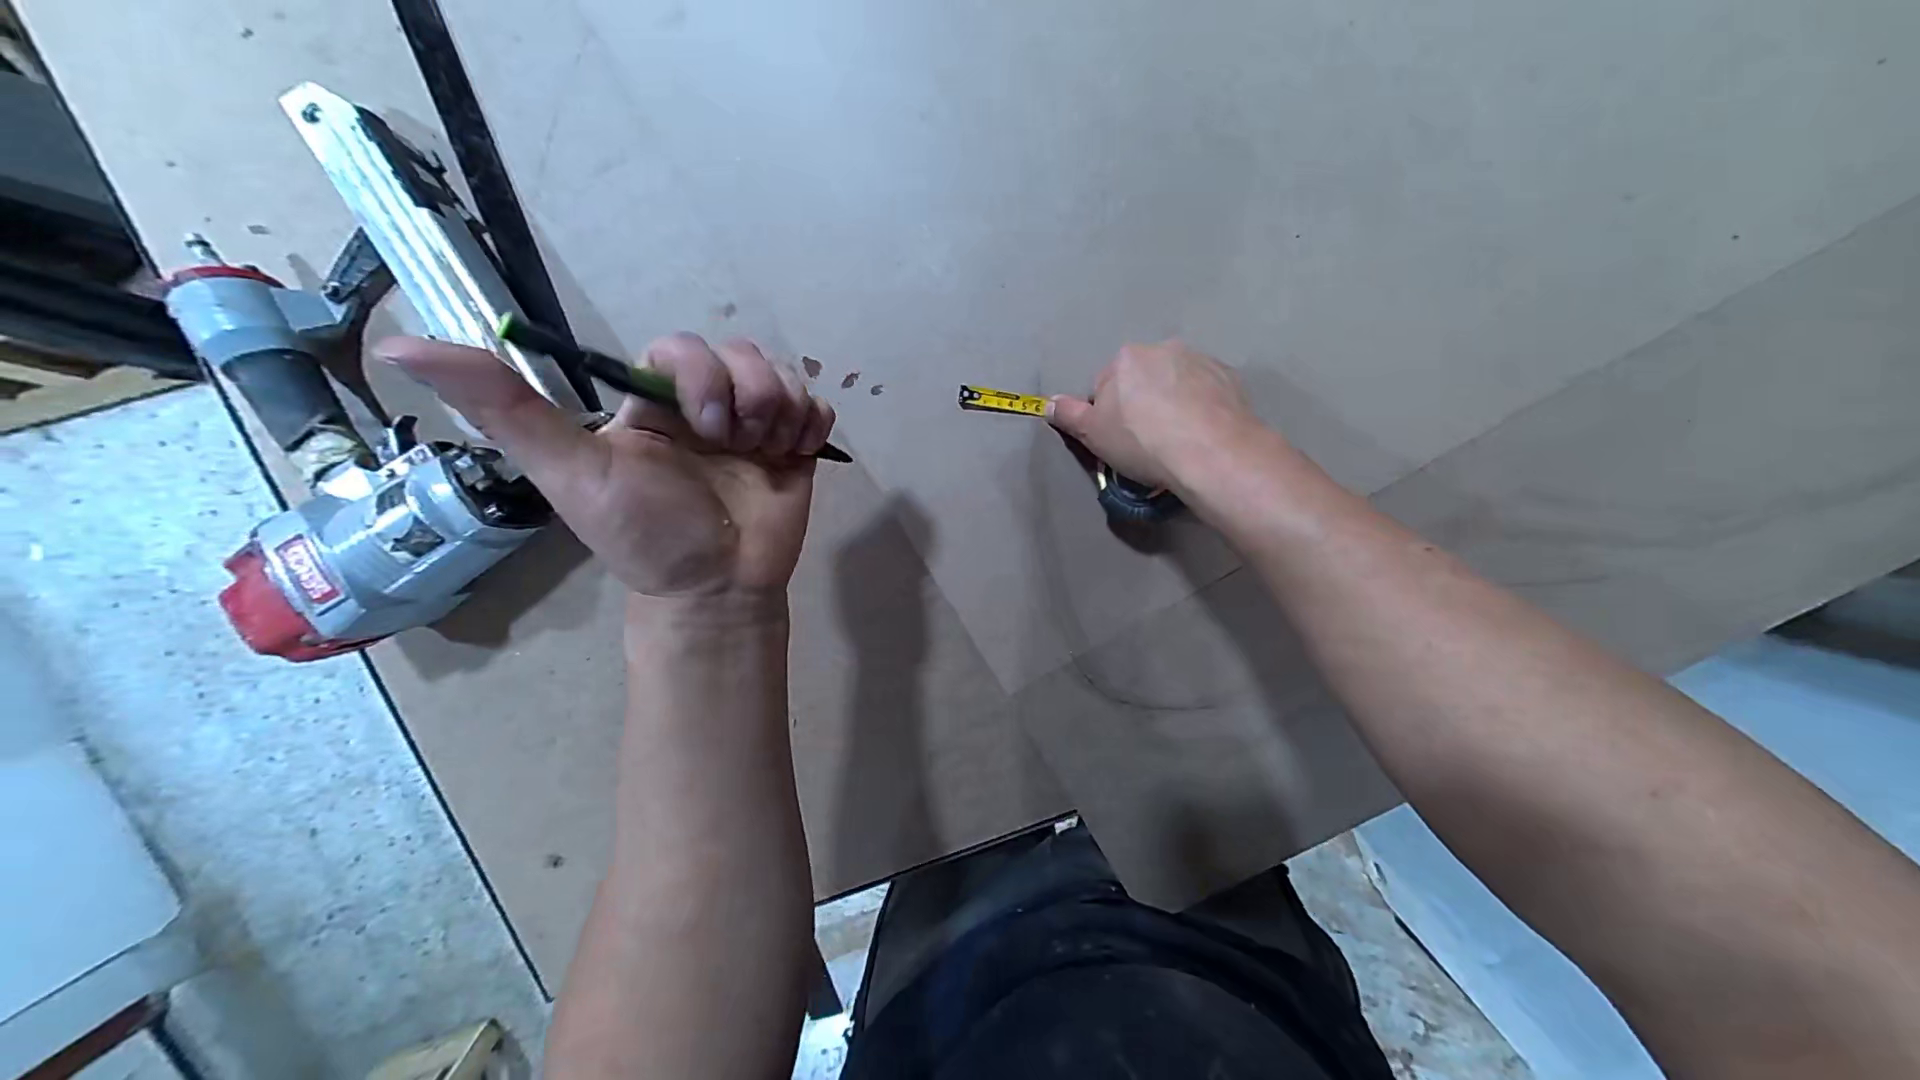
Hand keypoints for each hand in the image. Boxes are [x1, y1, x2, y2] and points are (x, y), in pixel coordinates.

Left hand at [375, 334, 835, 597]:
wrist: (717, 589)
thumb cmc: (645, 538)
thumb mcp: (573, 474)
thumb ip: (507, 411)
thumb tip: (398, 345)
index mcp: (651, 405)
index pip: (683, 348)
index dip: (704, 373)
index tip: (705, 425)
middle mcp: (703, 408)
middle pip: (741, 353)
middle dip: (751, 392)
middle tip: (739, 442)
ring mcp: (753, 427)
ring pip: (783, 373)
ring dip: (783, 408)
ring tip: (770, 451)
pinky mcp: (793, 447)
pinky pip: (817, 404)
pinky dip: (814, 422)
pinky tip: (796, 453)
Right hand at [1046, 340, 1264, 490]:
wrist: (1210, 453)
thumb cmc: (1142, 442)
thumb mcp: (1093, 434)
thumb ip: (1068, 415)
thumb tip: (1047, 403)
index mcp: (1126, 358)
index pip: (1105, 386)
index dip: (1108, 416)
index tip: (1119, 441)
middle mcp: (1163, 348)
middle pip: (1142, 379)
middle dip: (1141, 404)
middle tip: (1147, 442)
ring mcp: (1200, 360)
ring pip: (1175, 383)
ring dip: (1172, 403)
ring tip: (1177, 440)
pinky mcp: (1229, 378)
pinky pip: (1205, 391)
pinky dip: (1200, 406)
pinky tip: (1201, 433)